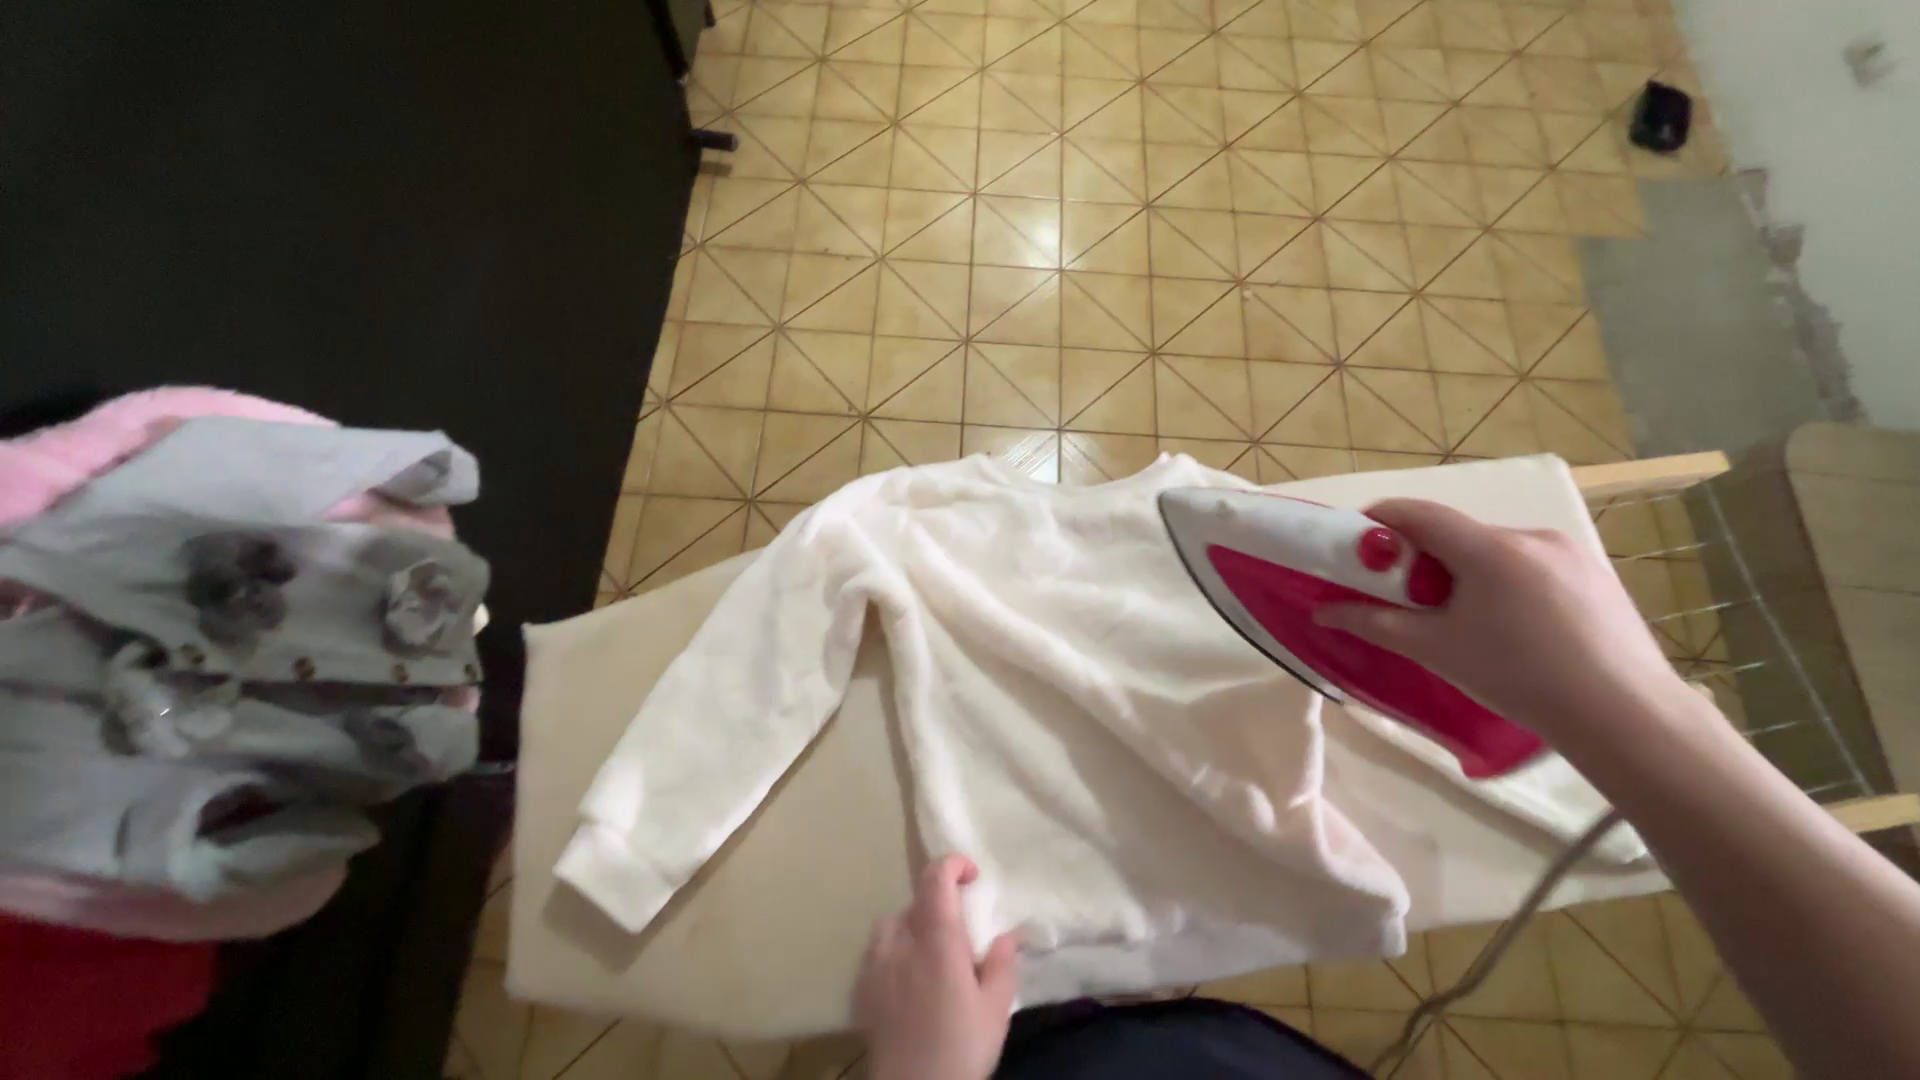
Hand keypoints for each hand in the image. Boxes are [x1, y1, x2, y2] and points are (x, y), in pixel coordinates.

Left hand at [855, 854, 1019, 1079]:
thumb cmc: (960, 1049)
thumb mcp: (996, 1009)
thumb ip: (1002, 964)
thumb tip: (1006, 934)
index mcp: (937, 940)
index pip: (936, 878)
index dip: (953, 864)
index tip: (972, 876)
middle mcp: (901, 941)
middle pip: (916, 902)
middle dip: (939, 909)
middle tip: (960, 941)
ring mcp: (874, 963)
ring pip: (892, 925)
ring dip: (913, 929)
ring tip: (930, 960)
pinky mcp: (859, 987)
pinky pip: (877, 952)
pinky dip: (894, 954)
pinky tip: (907, 984)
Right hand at [1314, 499, 1691, 748]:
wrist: (1626, 715)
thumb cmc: (1518, 677)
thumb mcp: (1435, 650)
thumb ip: (1374, 623)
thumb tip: (1322, 612)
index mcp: (1489, 548)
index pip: (1418, 513)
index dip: (1378, 520)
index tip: (1355, 544)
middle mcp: (1530, 536)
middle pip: (1455, 533)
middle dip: (1421, 557)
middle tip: (1405, 598)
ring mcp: (1569, 552)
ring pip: (1493, 549)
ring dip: (1463, 571)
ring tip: (1462, 620)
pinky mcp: (1594, 573)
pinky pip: (1529, 563)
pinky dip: (1502, 581)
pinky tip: (1511, 626)